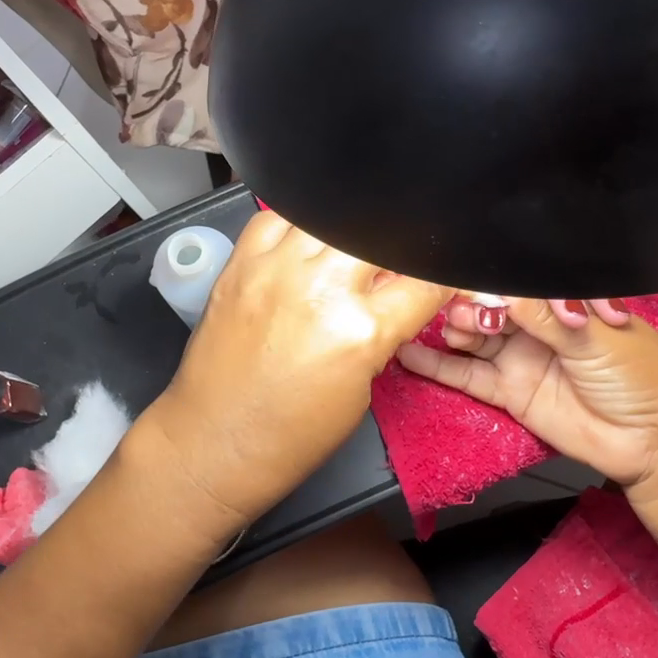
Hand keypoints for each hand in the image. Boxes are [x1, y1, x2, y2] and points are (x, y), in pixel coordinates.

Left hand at [143, 214, 449, 527]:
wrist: (215, 440)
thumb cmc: (291, 433)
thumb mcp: (361, 387)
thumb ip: (383, 329)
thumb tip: (399, 289)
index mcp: (360, 331)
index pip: (424, 280)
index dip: (442, 277)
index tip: (439, 277)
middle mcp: (319, 287)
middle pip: (379, 235)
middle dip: (393, 249)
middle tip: (385, 271)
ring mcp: (274, 269)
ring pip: (330, 217)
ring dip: (347, 234)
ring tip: (342, 259)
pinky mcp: (239, 264)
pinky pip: (277, 218)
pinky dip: (298, 227)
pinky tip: (302, 248)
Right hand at [396, 296, 657, 501]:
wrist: (657, 446)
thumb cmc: (646, 381)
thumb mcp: (598, 340)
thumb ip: (547, 318)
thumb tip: (502, 292)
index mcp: (563, 300)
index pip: (517, 281)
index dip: (489, 277)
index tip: (463, 275)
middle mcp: (536, 325)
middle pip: (488, 305)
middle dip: (467, 301)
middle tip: (459, 309)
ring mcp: (519, 357)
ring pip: (472, 335)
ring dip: (453, 328)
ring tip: (445, 328)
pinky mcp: (508, 391)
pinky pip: (465, 375)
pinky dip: (435, 365)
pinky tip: (407, 353)